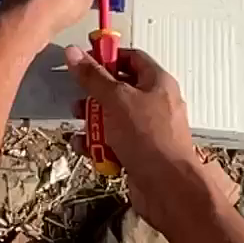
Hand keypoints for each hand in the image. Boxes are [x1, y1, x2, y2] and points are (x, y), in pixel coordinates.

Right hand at [65, 46, 216, 229]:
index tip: (84, 60)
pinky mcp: (141, 153)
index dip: (108, 56)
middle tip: (79, 99)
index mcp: (157, 82)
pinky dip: (100, 144)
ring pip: (115, 117)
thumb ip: (93, 77)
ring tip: (80, 126)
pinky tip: (86, 149)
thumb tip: (74, 52)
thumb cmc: (149, 138)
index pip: (131, 58)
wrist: (169, 189)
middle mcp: (156, 103)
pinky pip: (116, 142)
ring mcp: (149, 130)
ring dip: (94, 122)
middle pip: (120, 89)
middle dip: (96, 95)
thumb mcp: (116, 100)